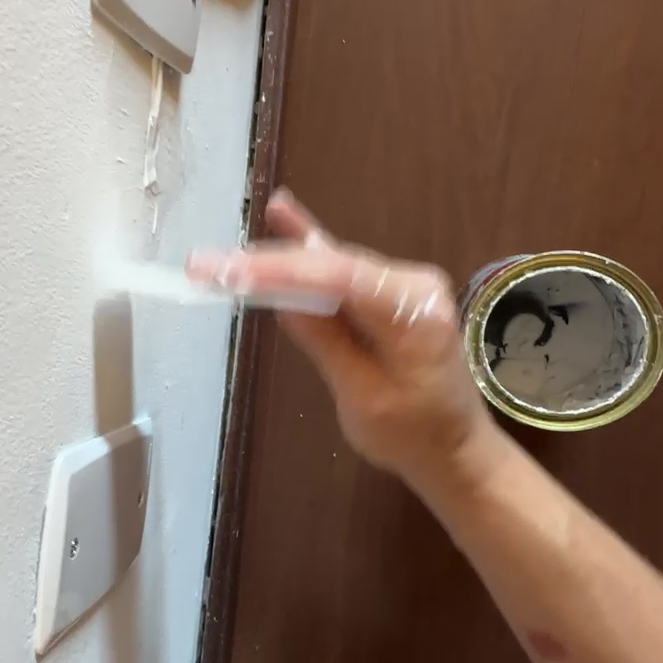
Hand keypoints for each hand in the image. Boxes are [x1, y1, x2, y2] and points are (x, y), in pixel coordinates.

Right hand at [187, 189, 501, 484]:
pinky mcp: (388, 293)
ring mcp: (402, 284)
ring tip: (223, 258)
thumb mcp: (363, 398)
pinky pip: (341, 269)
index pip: (335, 279)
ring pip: (329, 265)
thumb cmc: (412, 436)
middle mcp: (412, 284)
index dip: (276, 270)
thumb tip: (281, 298)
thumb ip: (326, 342)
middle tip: (206, 266)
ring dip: (277, 262)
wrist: (455, 451)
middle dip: (266, 265)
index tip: (225, 272)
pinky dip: (308, 247)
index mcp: (413, 313)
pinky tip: (283, 212)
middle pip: (328, 265)